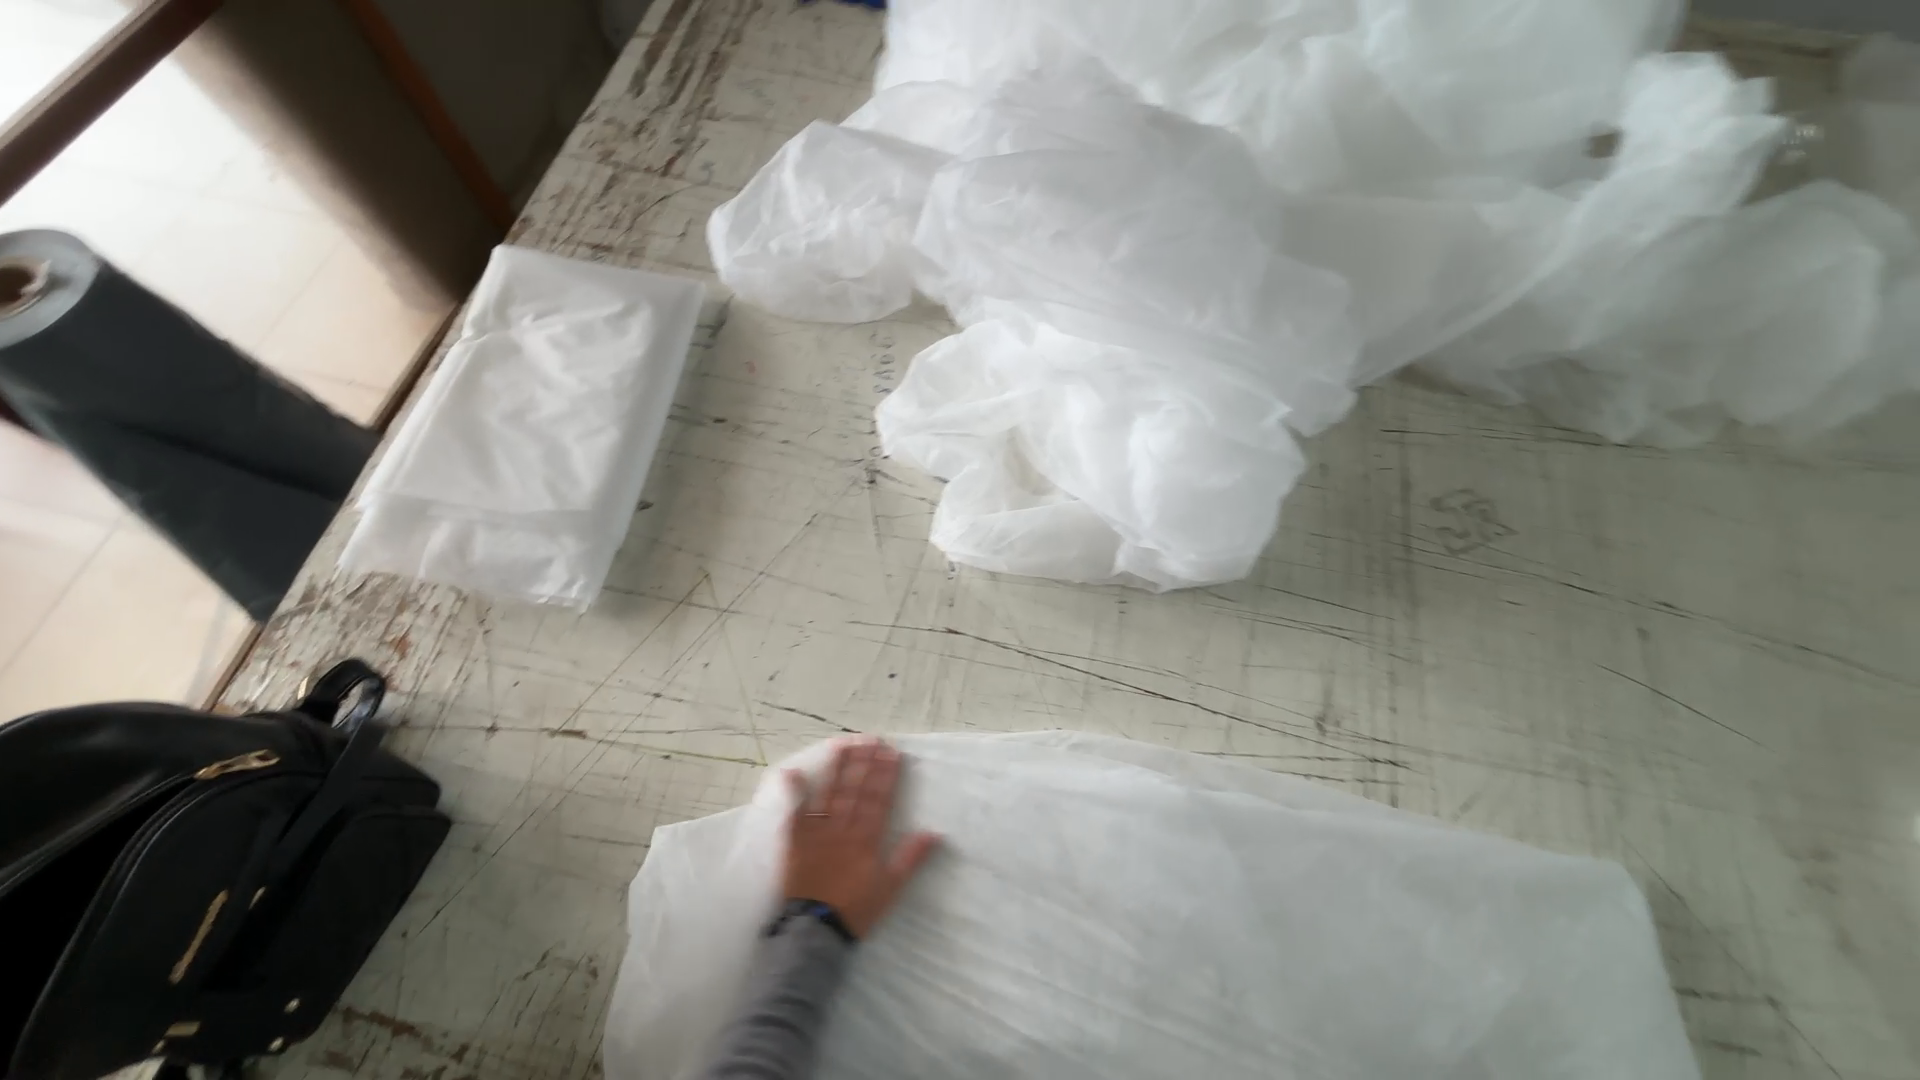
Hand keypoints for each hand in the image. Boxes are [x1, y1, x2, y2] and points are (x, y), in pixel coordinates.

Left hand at [782, 737, 941, 939]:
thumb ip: (910, 859)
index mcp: (867, 839)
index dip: (886, 775)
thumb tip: (934, 832)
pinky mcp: (795, 842)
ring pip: (829, 794)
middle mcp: (843, 828)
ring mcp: (817, 833)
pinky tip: (791, 772)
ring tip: (843, 745)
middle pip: (856, 790)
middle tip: (871, 739)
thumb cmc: (855, 910)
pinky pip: (793, 813)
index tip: (892, 752)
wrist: (813, 932)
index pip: (879, 799)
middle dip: (865, 763)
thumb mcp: (890, 888)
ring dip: (837, 769)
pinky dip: (793, 793)